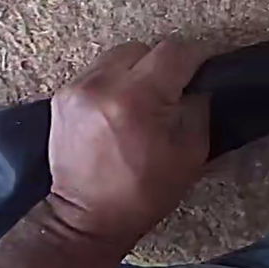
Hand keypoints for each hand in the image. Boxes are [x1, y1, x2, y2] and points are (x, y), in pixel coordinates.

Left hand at [43, 39, 211, 248]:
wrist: (86, 219)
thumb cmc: (144, 191)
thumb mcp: (192, 150)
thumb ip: (198, 106)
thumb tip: (199, 83)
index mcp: (137, 99)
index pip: (175, 52)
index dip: (197, 57)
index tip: (205, 69)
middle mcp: (102, 86)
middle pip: (146, 48)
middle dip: (166, 64)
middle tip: (175, 89)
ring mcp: (78, 89)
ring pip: (121, 55)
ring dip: (140, 69)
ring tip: (147, 97)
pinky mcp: (63, 96)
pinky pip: (100, 71)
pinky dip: (117, 80)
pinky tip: (123, 105)